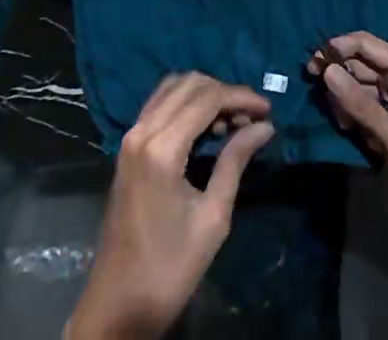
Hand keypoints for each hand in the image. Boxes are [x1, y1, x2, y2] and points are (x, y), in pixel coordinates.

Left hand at [65, 74, 274, 339]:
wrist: (119, 302)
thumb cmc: (171, 266)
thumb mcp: (213, 216)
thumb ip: (235, 161)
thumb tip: (264, 126)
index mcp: (161, 148)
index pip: (207, 98)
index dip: (241, 97)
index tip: (269, 111)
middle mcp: (141, 131)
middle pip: (189, 84)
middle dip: (224, 92)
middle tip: (252, 117)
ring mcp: (130, 138)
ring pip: (172, 89)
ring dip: (204, 95)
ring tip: (233, 121)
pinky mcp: (127, 148)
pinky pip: (159, 106)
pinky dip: (186, 104)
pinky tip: (208, 127)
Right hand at [307, 32, 387, 233]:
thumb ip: (361, 105)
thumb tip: (328, 72)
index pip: (369, 45)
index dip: (340, 47)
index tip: (312, 63)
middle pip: (364, 64)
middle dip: (339, 75)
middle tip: (315, 94)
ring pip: (364, 87)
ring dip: (347, 101)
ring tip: (341, 124)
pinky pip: (371, 108)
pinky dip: (358, 117)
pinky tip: (352, 133)